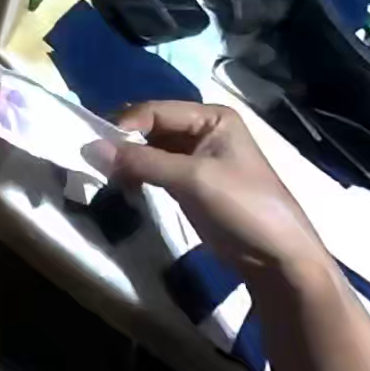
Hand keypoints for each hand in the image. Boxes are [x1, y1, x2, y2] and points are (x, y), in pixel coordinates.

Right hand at [92, 102, 332, 285]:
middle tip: (95, 158)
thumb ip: (143, 162)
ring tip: (104, 173)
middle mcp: (202, 129)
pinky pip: (155, 169)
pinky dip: (137, 174)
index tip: (96, 145)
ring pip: (150, 148)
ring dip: (128, 159)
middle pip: (152, 127)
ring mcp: (195, 157)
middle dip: (125, 141)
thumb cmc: (242, 206)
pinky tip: (121, 184)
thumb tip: (91, 148)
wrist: (277, 259)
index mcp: (211, 116)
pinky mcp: (189, 182)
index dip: (127, 125)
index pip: (157, 110)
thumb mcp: (192, 179)